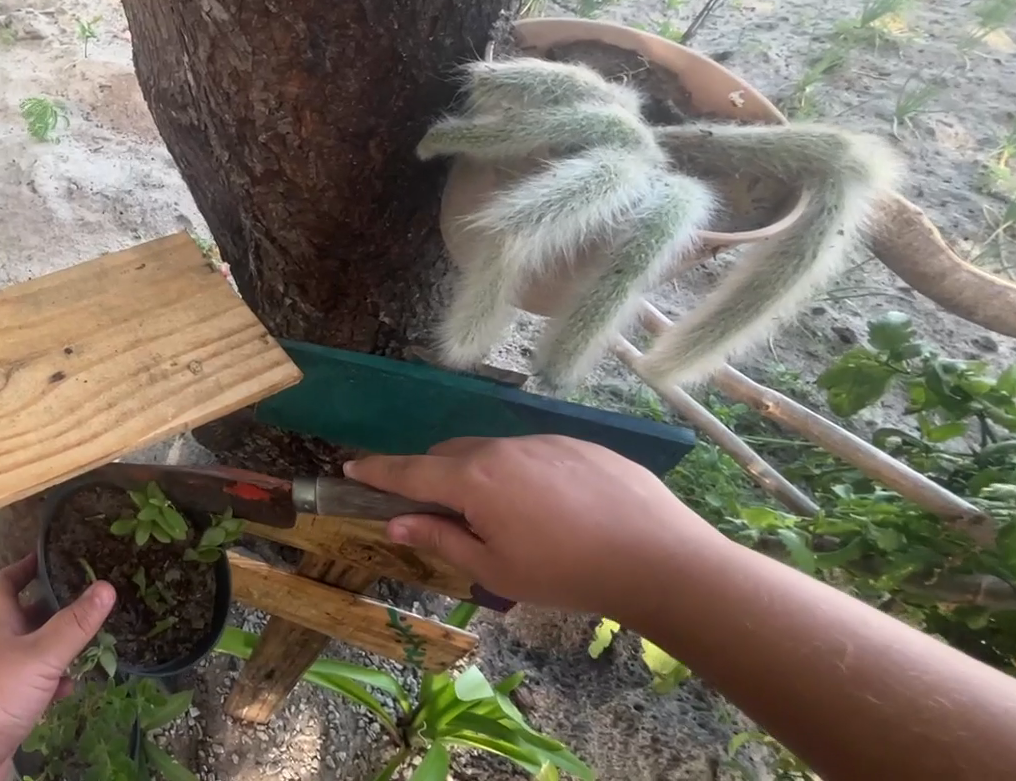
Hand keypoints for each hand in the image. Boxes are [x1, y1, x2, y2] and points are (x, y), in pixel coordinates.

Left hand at [0, 553, 114, 779]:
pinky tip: (67, 689)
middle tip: (81, 600)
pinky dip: (51, 686)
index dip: (21, 567)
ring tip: (85, 645)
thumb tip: (107, 586)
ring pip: (31, 655)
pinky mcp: (4, 712)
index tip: (44, 556)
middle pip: (23, 619)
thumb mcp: (40, 655)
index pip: (5, 584)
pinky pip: (32, 690)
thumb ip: (74, 625)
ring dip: (55, 650)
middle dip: (49, 609)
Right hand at [344, 435, 725, 618]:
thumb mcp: (496, 570)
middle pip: (446, 454)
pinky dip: (523, 472)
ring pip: (489, 450)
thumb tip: (394, 525)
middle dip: (431, 474)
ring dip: (479, 472)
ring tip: (508, 513)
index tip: (351, 465)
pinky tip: (556, 507)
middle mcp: (497, 449)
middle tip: (439, 507)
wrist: (664, 561)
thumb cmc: (568, 574)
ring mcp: (539, 441)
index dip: (376, 470)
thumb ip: (440, 540)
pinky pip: (532, 452)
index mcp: (471, 480)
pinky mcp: (576, 443)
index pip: (408, 471)